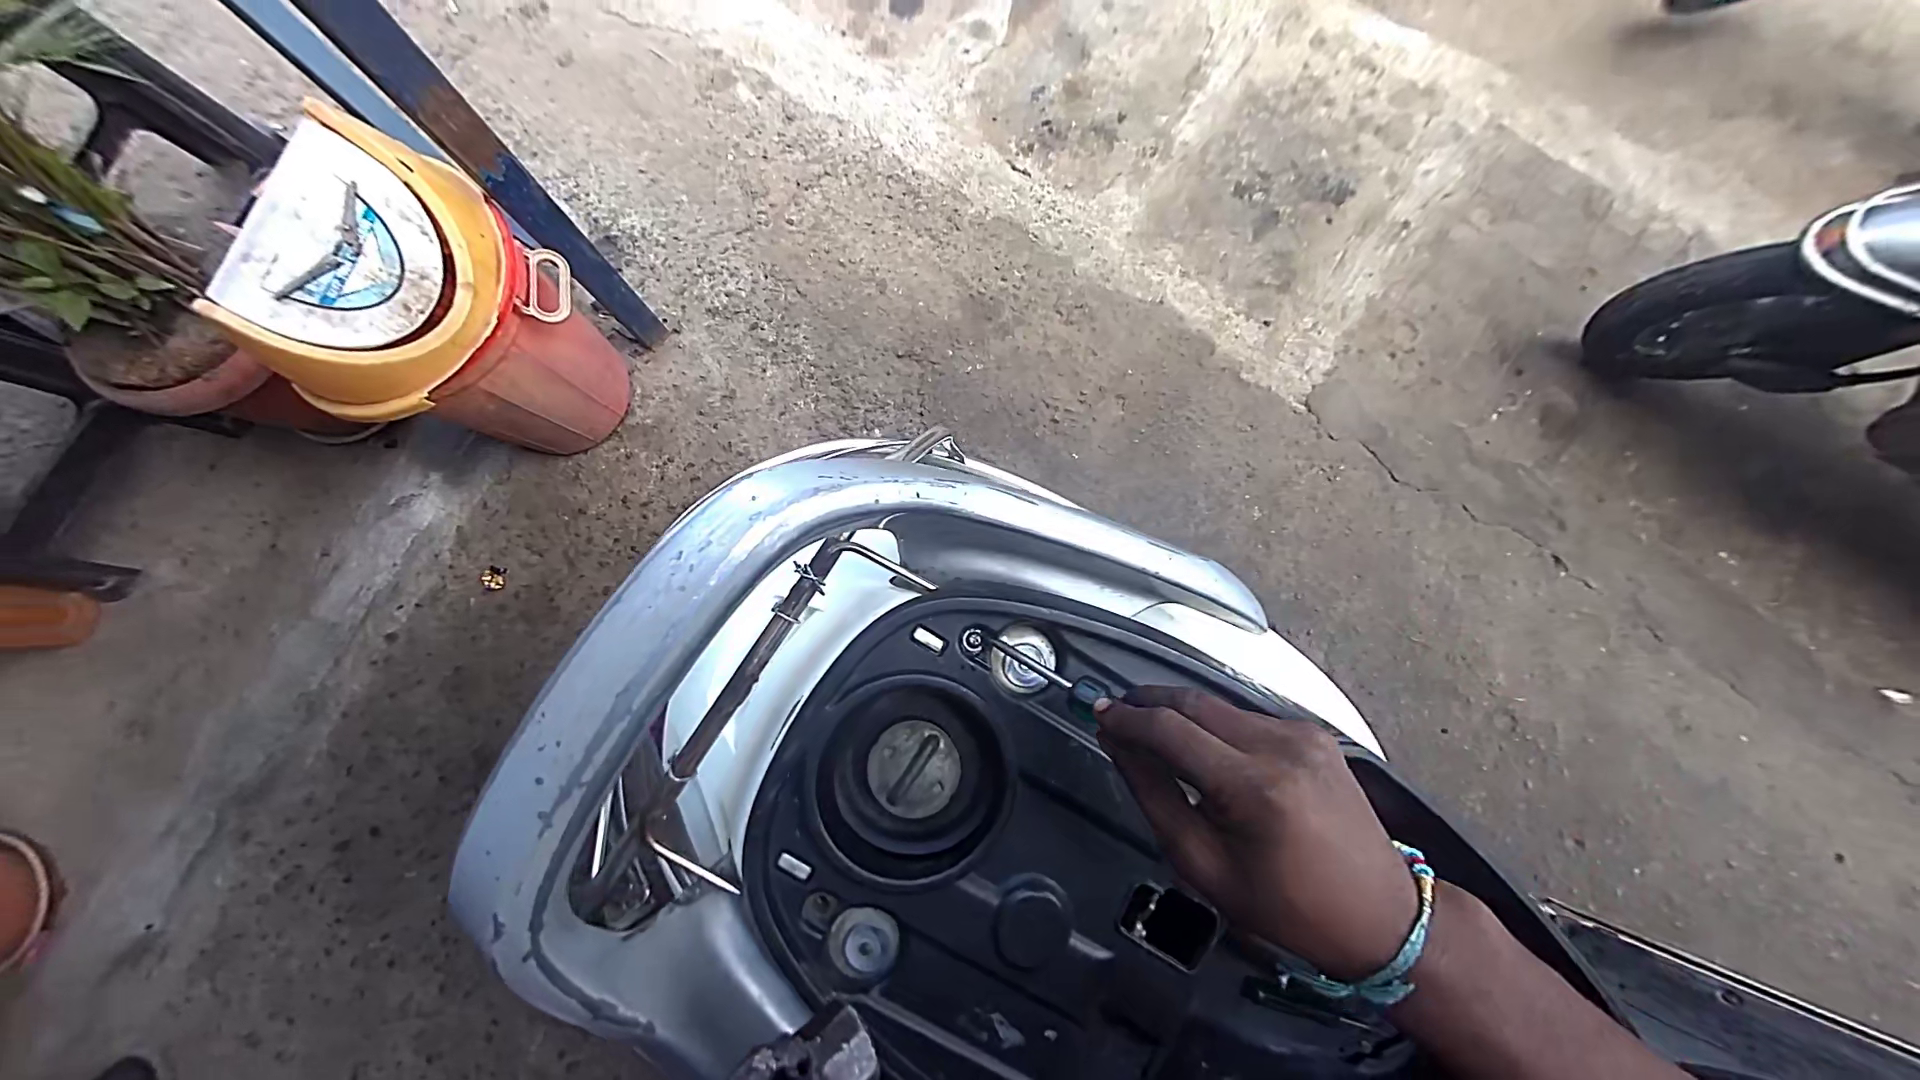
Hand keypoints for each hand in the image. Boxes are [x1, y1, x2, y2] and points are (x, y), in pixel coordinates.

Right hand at [1095, 686, 1418, 979]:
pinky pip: (1244, 716)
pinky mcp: (1313, 733)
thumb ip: (1153, 794)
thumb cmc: (1289, 906)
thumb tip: (1119, 746)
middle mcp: (1282, 748)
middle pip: (1193, 702)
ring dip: (1178, 711)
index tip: (1101, 713)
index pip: (1170, 729)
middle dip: (1147, 702)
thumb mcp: (1202, 863)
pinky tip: (1201, 744)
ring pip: (1216, 705)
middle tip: (1117, 712)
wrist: (1380, 916)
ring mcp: (1302, 735)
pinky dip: (1213, 723)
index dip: (1127, 717)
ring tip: (1152, 731)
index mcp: (1254, 787)